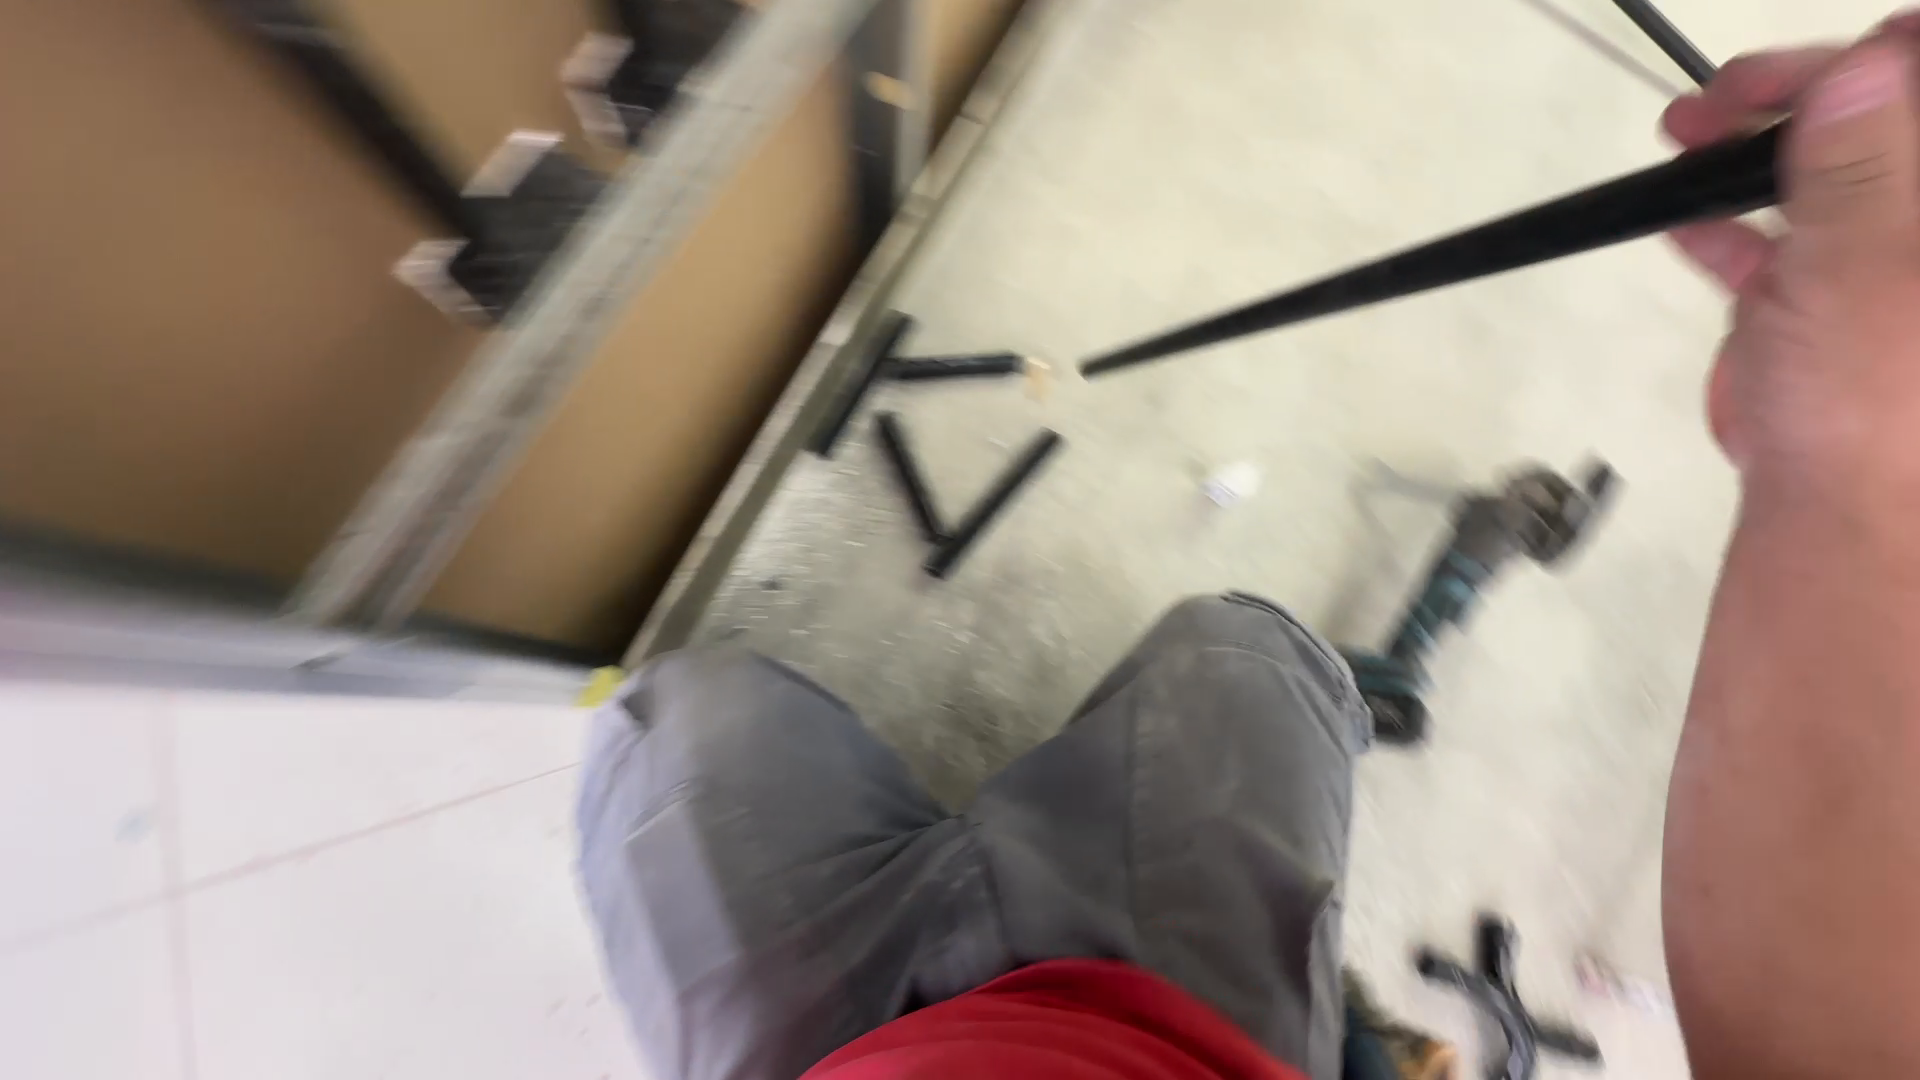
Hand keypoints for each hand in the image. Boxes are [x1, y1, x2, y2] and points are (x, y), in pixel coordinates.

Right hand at [1663, 19, 1919, 507]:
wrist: (1845, 496)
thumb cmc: (1879, 385)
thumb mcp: (1870, 266)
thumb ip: (1865, 167)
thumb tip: (1860, 65)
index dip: (1891, 60)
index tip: (1816, 65)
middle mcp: (1918, 221)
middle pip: (1882, 123)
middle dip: (1807, 94)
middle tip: (1728, 92)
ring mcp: (1873, 259)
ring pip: (1820, 175)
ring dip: (1752, 149)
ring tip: (1685, 130)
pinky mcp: (1815, 301)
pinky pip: (1772, 242)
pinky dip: (1724, 222)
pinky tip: (1677, 211)